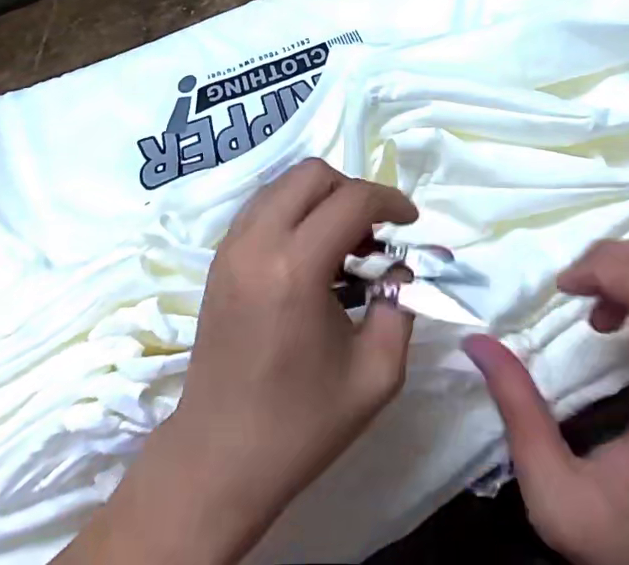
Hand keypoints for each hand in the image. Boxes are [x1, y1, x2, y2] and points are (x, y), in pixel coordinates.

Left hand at [57, 159, 418, 564]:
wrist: (221, 452)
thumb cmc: (302, 423)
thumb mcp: (376, 374)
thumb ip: (401, 307)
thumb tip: (402, 267)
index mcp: (295, 269)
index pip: (351, 200)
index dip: (390, 201)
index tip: (410, 224)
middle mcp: (256, 243)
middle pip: (310, 175)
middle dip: (352, 190)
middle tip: (376, 233)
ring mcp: (229, 247)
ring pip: (281, 185)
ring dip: (320, 199)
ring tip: (345, 245)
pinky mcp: (217, 259)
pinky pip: (260, 208)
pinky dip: (292, 212)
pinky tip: (311, 256)